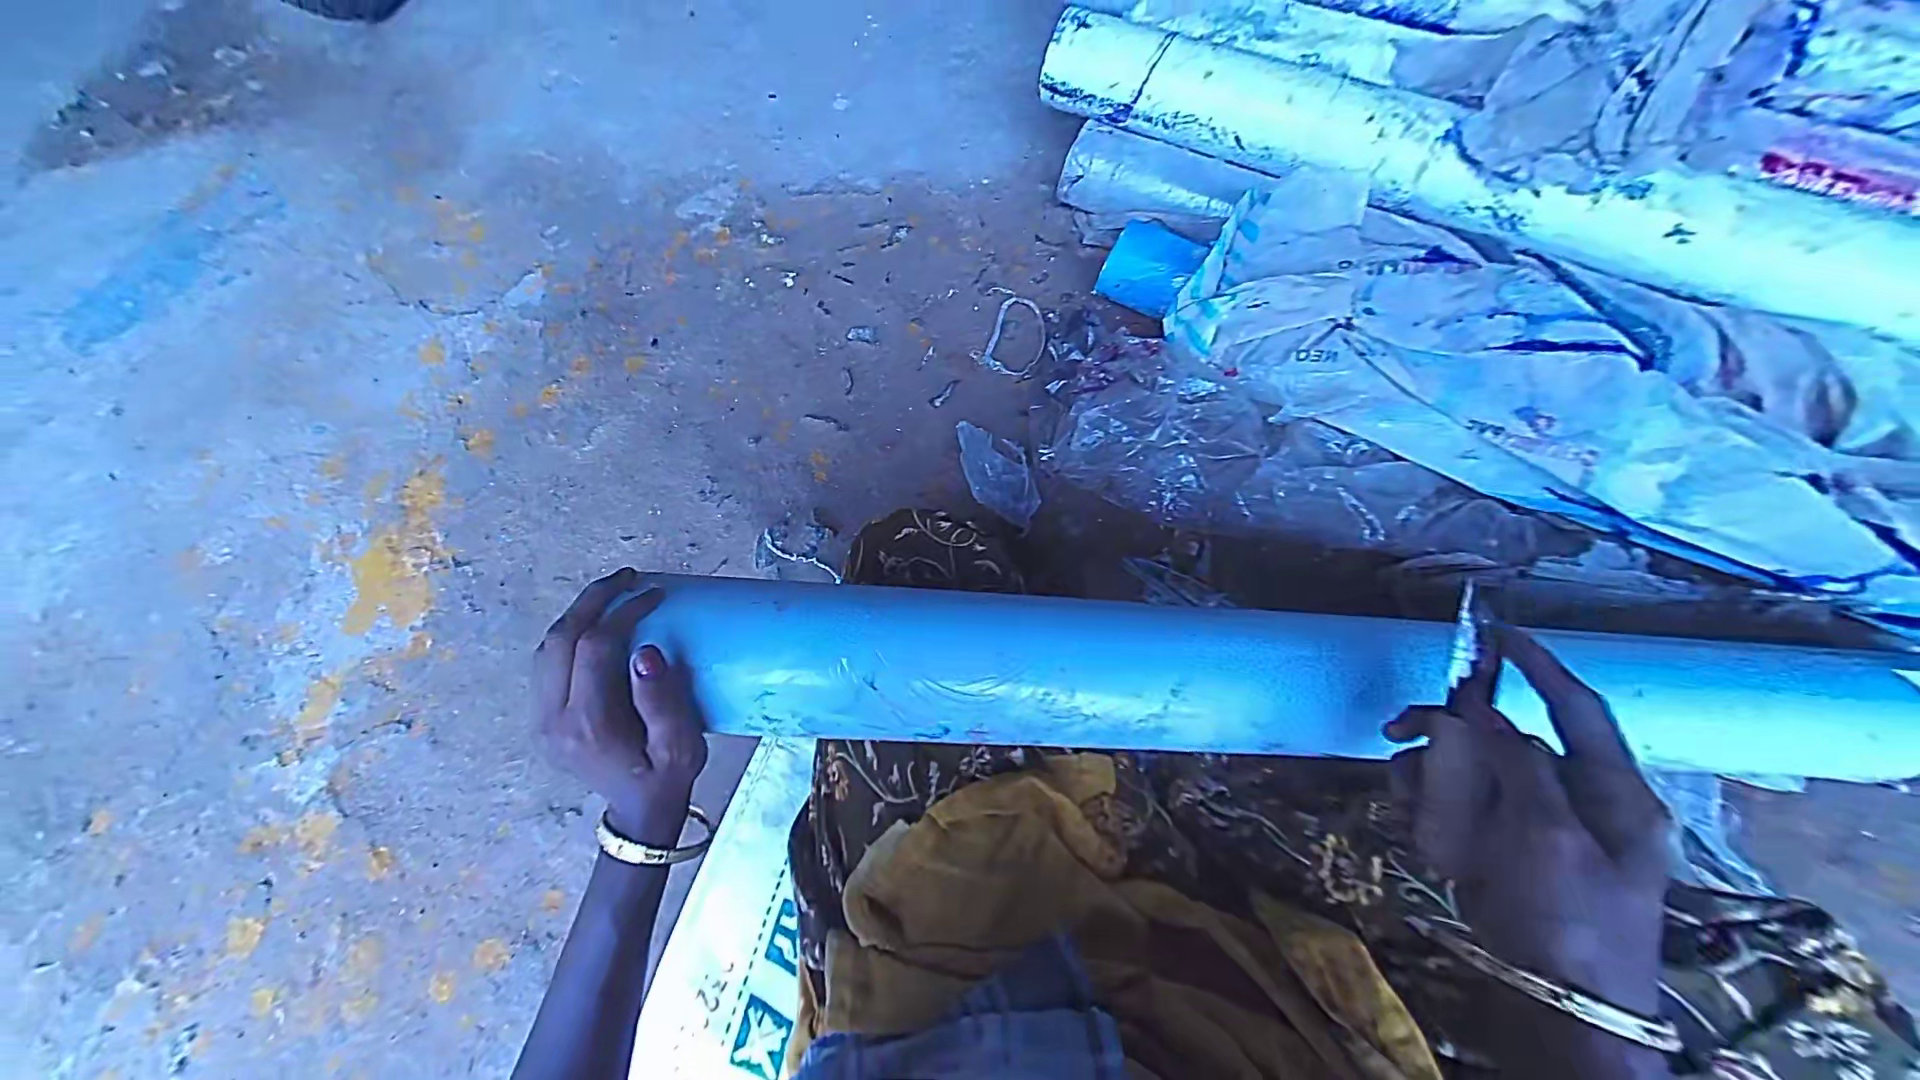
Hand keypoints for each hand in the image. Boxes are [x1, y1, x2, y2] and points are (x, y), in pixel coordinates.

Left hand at [535, 569, 707, 845]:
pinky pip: (550, 662)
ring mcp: (542, 719)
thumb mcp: (681, 746)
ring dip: (578, 613)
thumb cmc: (667, 777)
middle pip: (559, 640)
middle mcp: (554, 720)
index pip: (596, 648)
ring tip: (613, 591)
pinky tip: (598, 623)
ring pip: (547, 648)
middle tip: (627, 578)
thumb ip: (663, 701)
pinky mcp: (545, 717)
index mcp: (588, 725)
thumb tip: (645, 651)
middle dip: (593, 600)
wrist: (637, 814)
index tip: (655, 595)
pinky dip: (572, 633)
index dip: (624, 613)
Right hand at [1387, 624, 1670, 1075]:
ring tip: (1409, 802)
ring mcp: (1534, 821)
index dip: (1541, 666)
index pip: (1578, 710)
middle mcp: (1574, 798)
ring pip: (1469, 765)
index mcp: (1612, 795)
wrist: (1554, 999)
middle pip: (1502, 736)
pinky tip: (1419, 825)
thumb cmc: (1566, 919)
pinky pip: (1457, 800)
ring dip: (1430, 771)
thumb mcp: (1548, 838)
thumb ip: (1518, 766)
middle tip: (1396, 728)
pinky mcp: (1503, 841)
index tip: (1500, 633)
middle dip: (1447, 728)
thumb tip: (1485, 714)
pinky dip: (1430, 802)